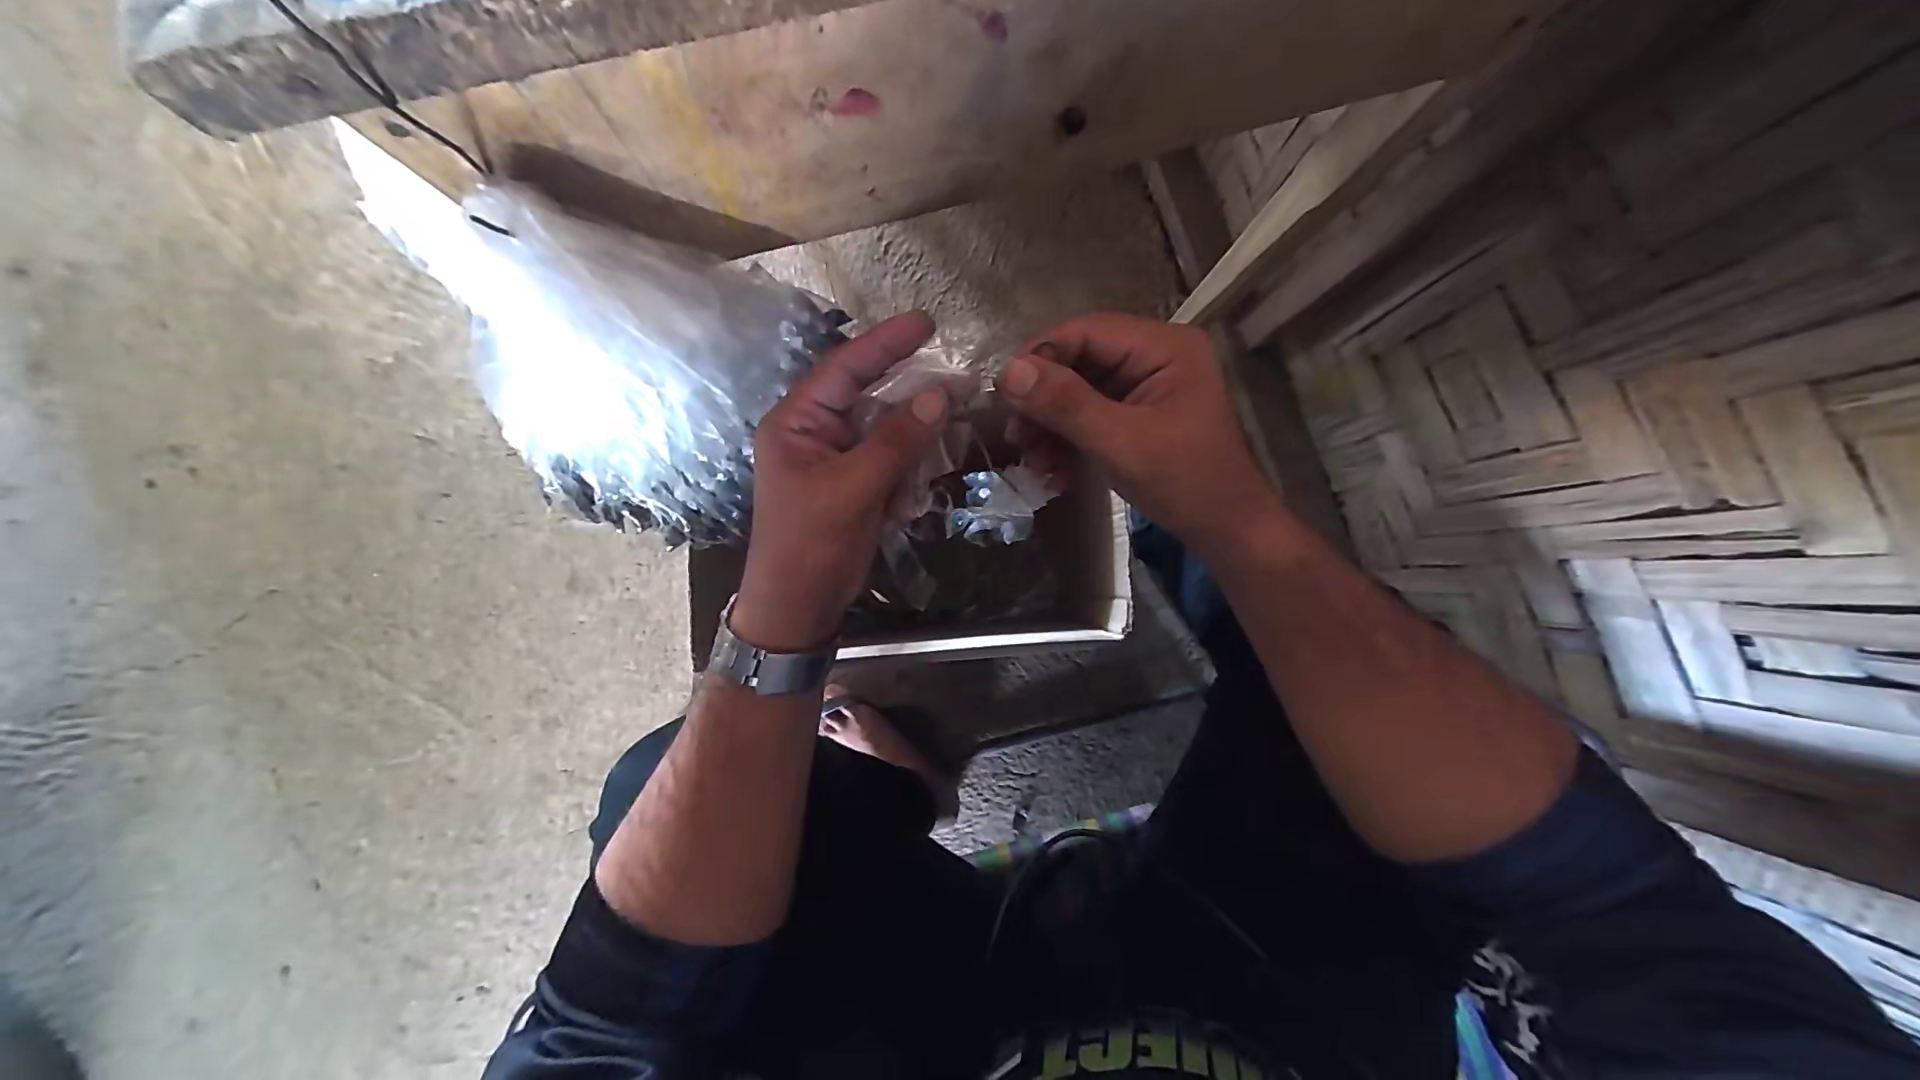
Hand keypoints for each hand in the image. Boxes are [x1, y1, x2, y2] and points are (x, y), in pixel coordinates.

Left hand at [732, 312, 949, 651]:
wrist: (799, 607)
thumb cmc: (810, 545)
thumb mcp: (852, 489)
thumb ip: (896, 441)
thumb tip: (939, 394)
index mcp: (798, 422)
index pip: (844, 369)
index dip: (885, 343)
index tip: (926, 322)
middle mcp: (816, 433)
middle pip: (870, 396)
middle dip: (911, 396)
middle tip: (957, 382)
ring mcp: (837, 460)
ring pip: (886, 432)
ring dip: (912, 445)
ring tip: (937, 450)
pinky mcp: (855, 485)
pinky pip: (890, 464)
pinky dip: (905, 477)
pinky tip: (903, 505)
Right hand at [998, 314, 1280, 553]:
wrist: (1225, 530)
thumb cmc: (1185, 482)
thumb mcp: (1120, 442)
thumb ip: (1065, 404)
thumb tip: (1008, 372)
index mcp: (1164, 347)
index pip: (1087, 332)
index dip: (1041, 357)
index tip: (1004, 393)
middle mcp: (1155, 357)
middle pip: (1079, 363)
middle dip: (1043, 402)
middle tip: (1015, 437)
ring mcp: (1145, 388)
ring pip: (1078, 394)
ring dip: (1051, 428)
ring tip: (1033, 464)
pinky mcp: (1136, 417)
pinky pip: (1090, 418)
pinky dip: (1068, 443)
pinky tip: (1054, 474)